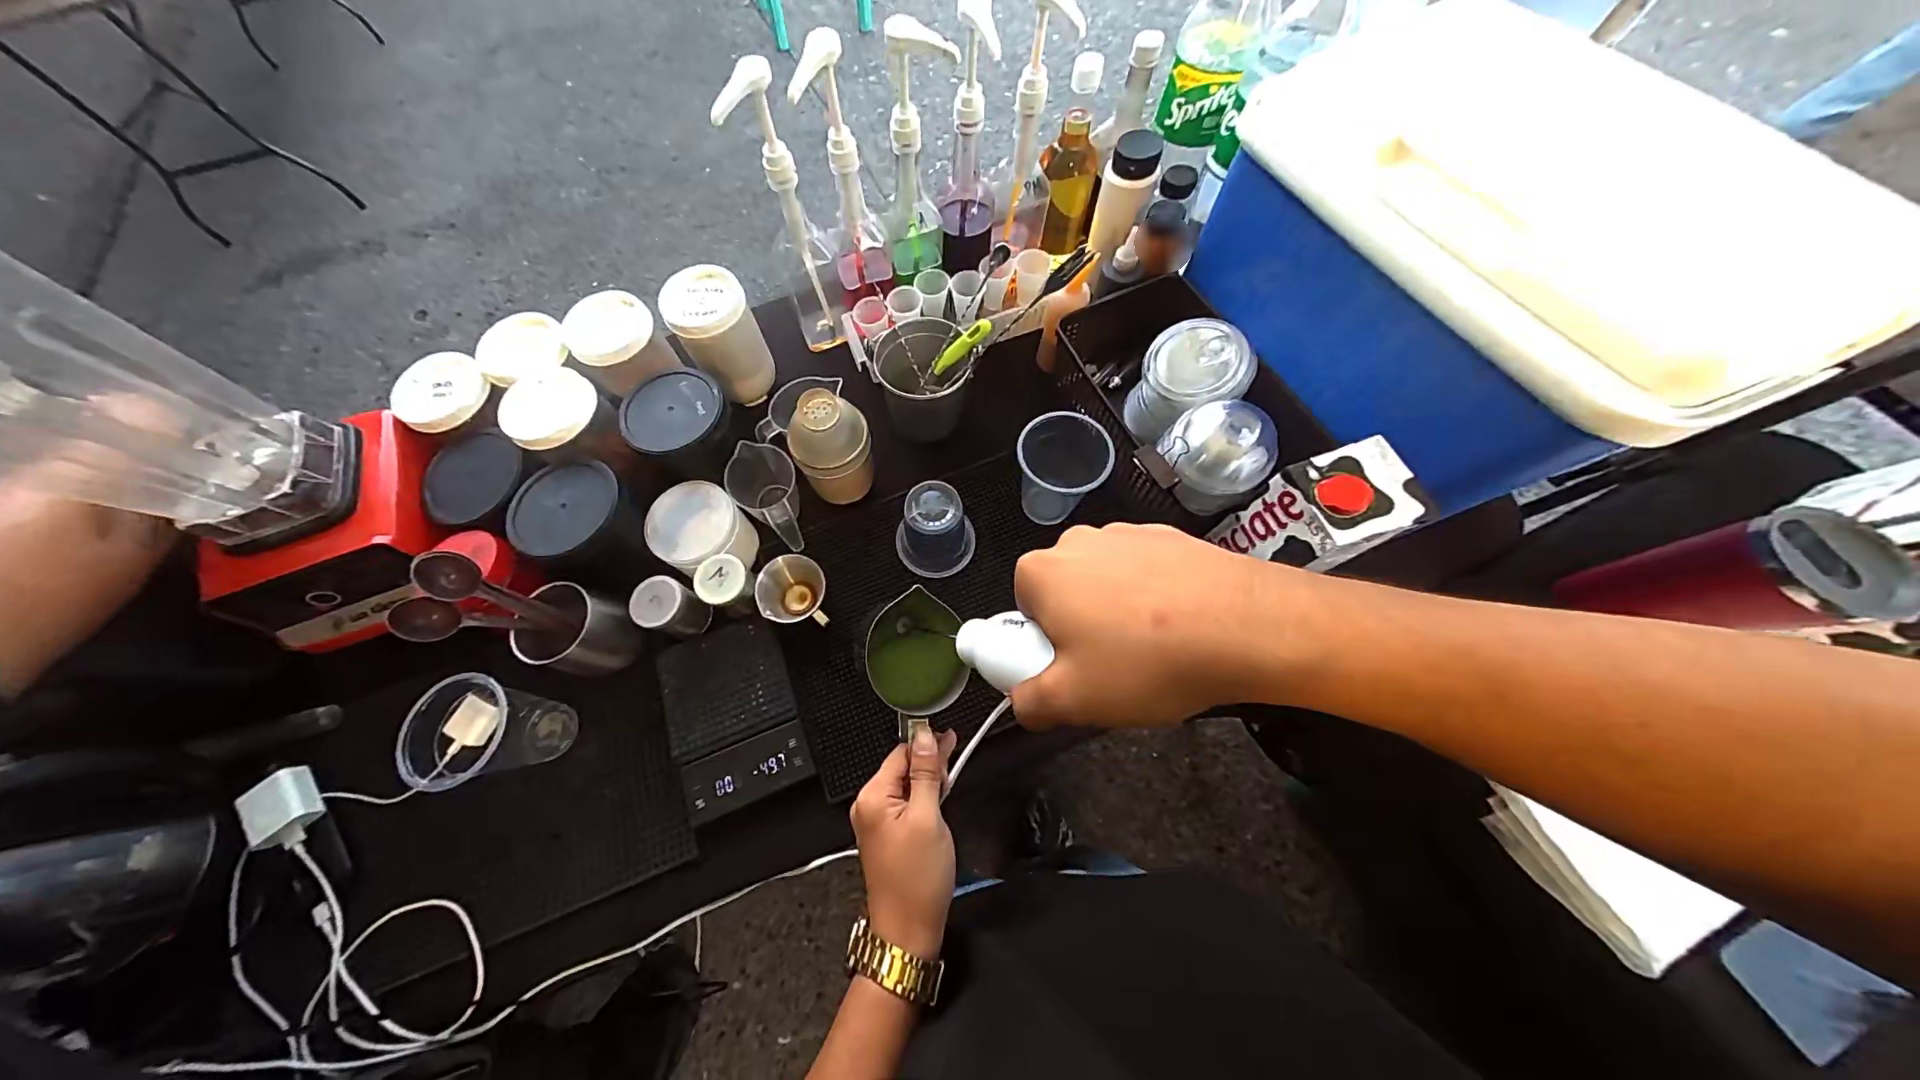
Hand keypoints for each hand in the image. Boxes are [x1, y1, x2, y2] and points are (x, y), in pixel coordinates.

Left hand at [850, 726, 957, 959]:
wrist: (908, 929)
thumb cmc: (916, 880)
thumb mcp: (928, 817)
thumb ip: (926, 774)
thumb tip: (924, 738)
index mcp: (873, 797)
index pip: (900, 753)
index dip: (926, 743)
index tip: (950, 738)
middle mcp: (868, 806)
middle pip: (902, 767)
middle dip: (929, 761)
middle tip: (955, 755)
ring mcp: (876, 822)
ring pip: (905, 785)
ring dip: (928, 779)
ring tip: (949, 777)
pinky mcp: (886, 835)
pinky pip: (905, 804)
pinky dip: (923, 798)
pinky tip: (938, 797)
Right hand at [1011, 522, 1300, 729]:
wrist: (1249, 627)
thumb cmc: (1150, 660)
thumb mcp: (1073, 701)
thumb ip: (1028, 704)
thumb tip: (1024, 701)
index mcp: (1042, 573)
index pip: (1019, 614)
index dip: (1041, 650)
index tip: (1071, 674)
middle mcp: (1078, 543)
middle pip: (1061, 597)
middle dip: (1077, 632)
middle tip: (1109, 670)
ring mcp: (1127, 535)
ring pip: (1104, 586)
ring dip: (1116, 617)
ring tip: (1152, 653)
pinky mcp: (1168, 538)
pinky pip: (1144, 576)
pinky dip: (1152, 601)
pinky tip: (1178, 631)